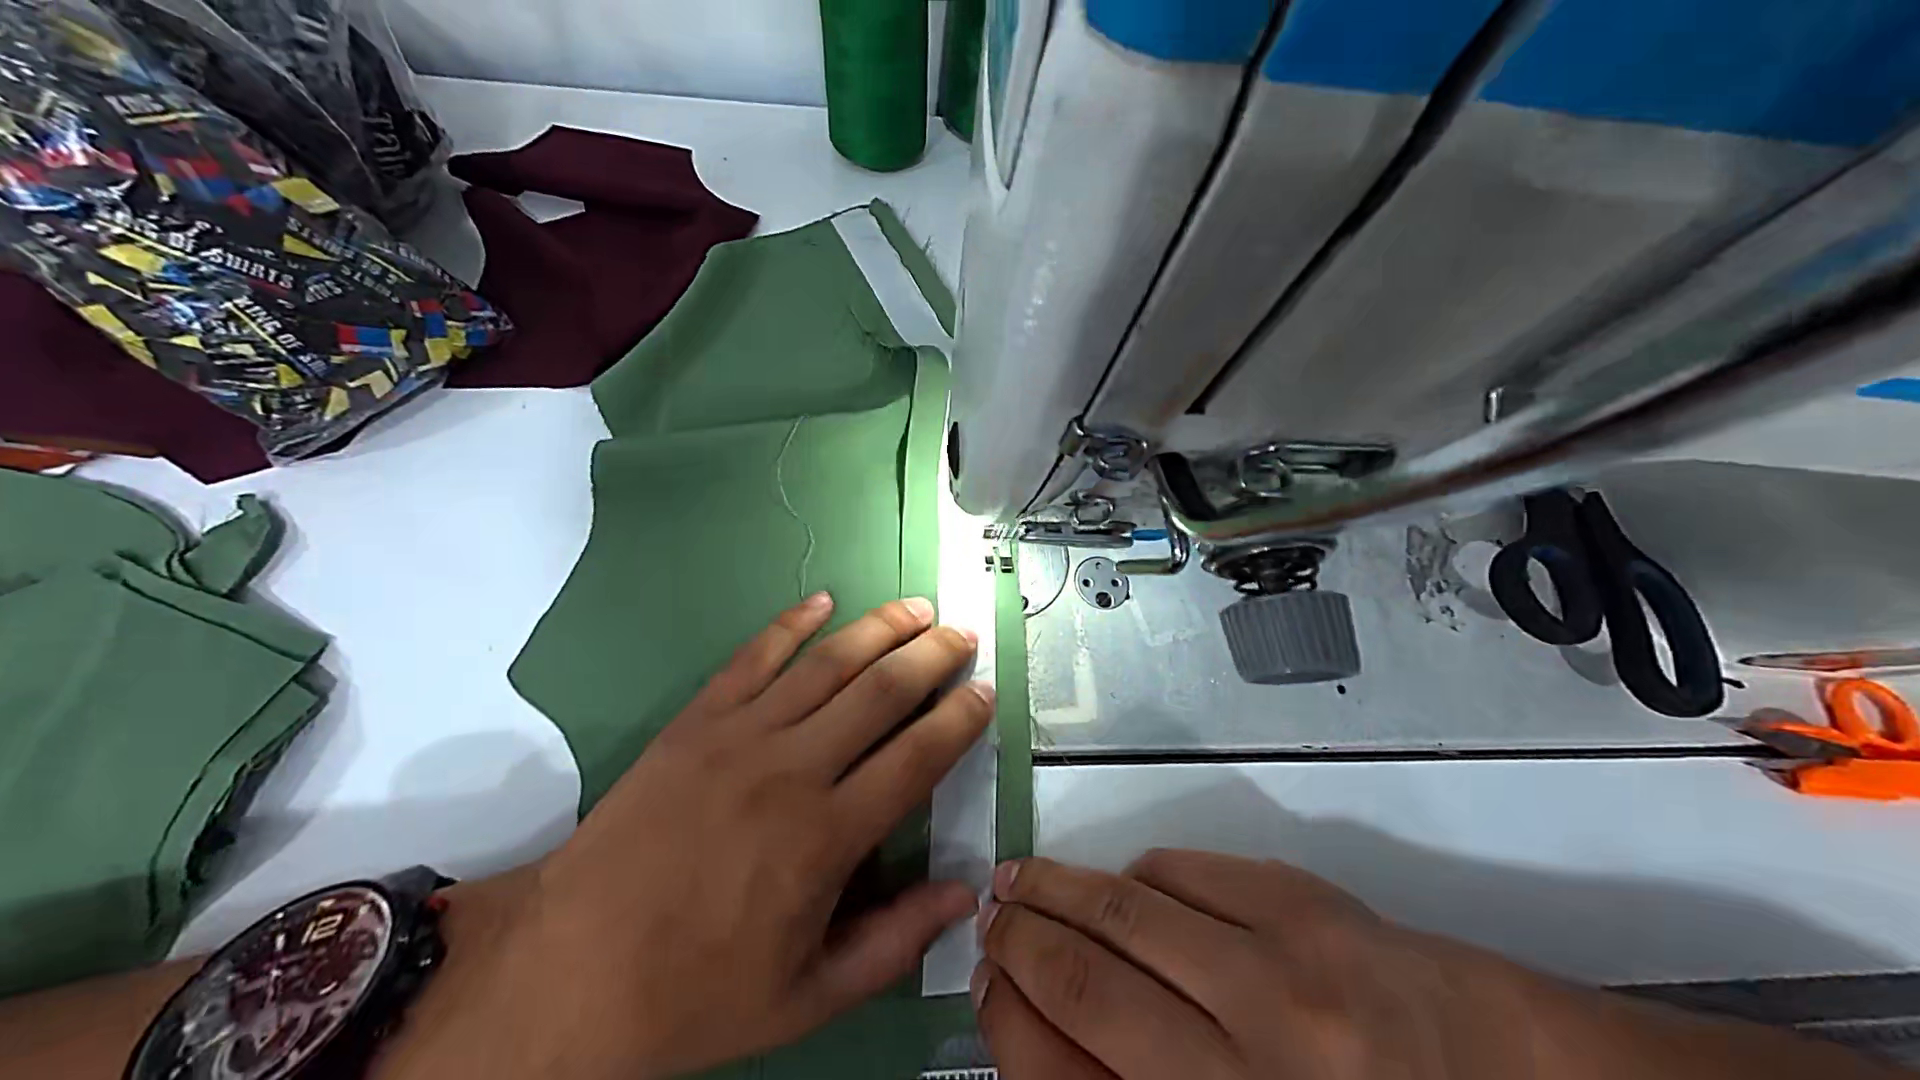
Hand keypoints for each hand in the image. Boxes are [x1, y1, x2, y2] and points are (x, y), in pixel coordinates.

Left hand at [379, 594, 993, 1079]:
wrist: (568, 970)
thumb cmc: (696, 991)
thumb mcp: (807, 997)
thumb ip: (894, 942)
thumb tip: (965, 895)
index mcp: (828, 837)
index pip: (918, 758)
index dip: (961, 719)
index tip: (985, 691)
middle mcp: (792, 770)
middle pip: (881, 693)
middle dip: (932, 655)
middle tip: (963, 633)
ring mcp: (739, 736)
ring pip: (827, 663)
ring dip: (879, 628)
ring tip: (916, 608)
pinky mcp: (695, 721)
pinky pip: (752, 657)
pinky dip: (790, 623)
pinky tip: (823, 601)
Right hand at [974, 852, 1907, 1079]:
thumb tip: (1045, 1035)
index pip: (1065, 1070)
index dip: (1008, 1019)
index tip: (986, 983)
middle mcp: (1240, 1064)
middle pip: (1082, 979)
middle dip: (1016, 939)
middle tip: (987, 913)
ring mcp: (1277, 972)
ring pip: (1124, 909)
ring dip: (1058, 890)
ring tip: (1020, 879)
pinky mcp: (1309, 906)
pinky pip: (1188, 873)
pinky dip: (1141, 876)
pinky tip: (1124, 883)